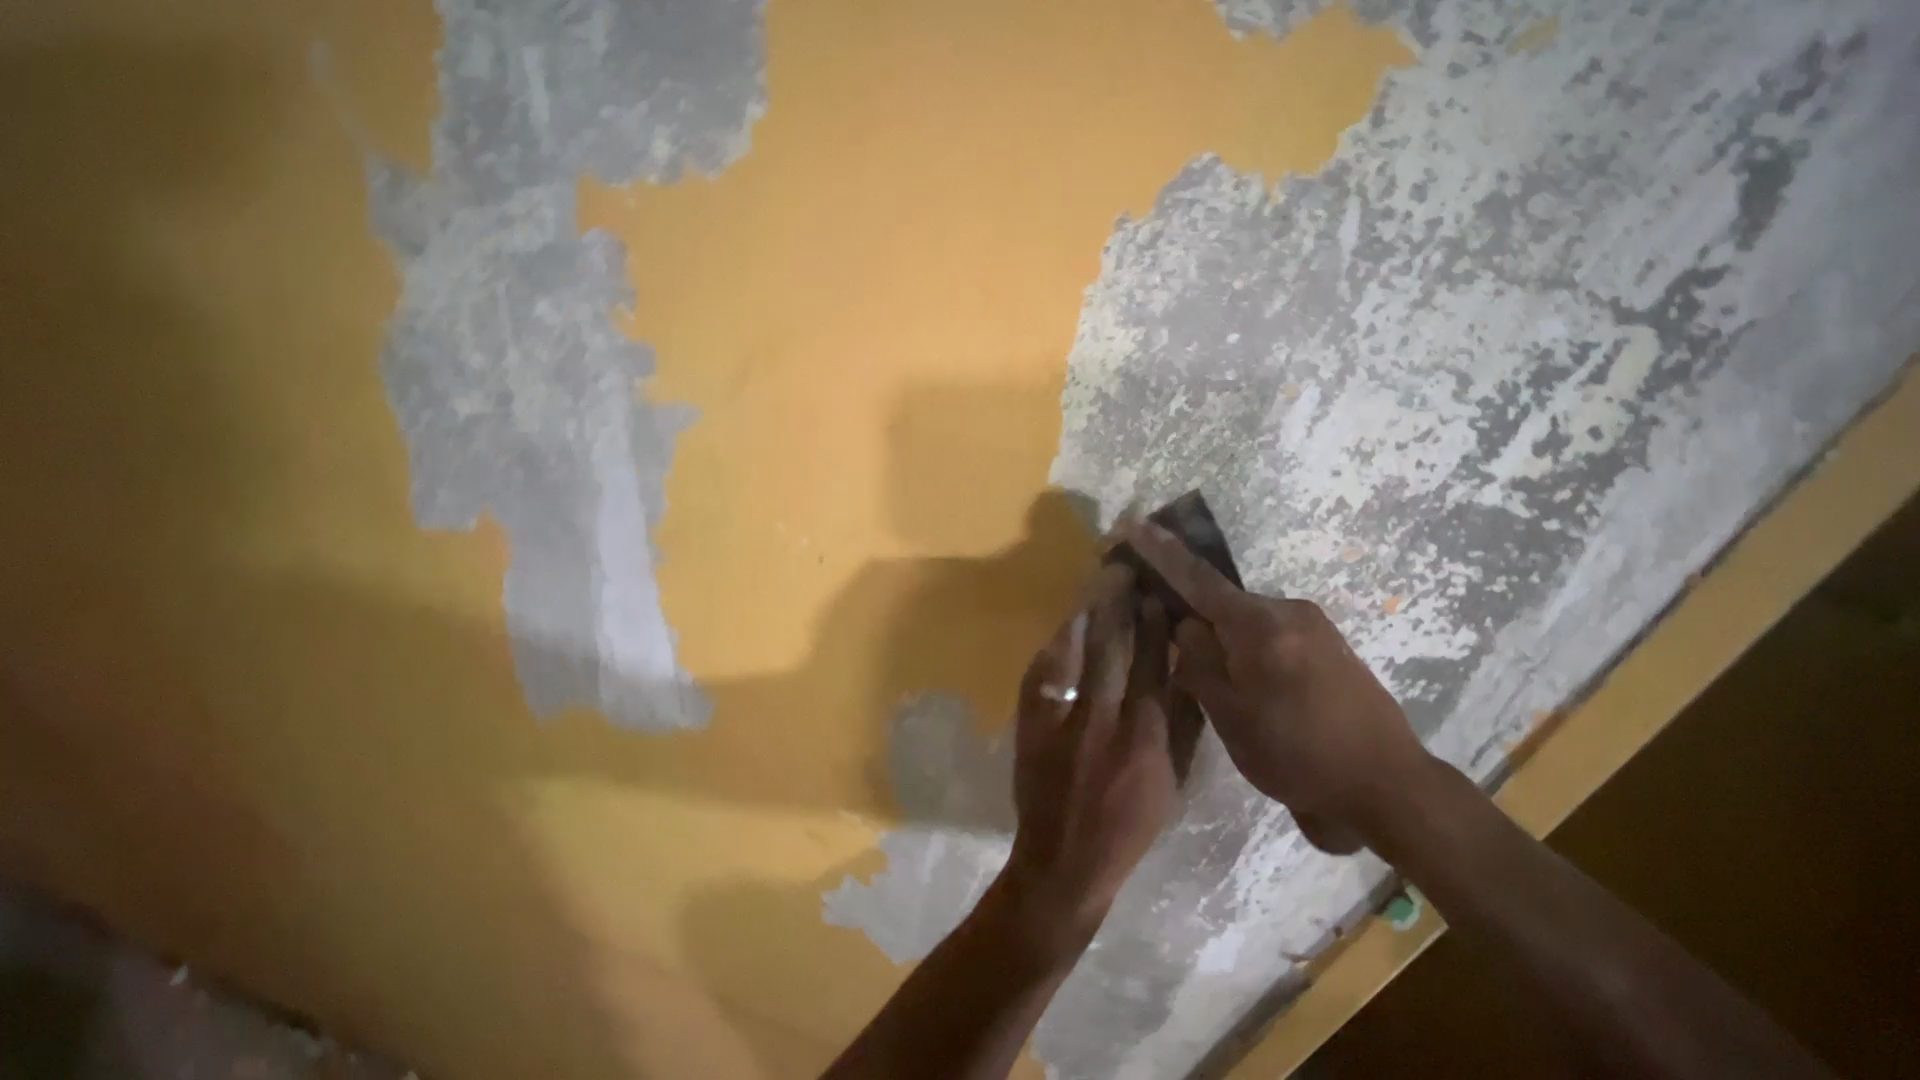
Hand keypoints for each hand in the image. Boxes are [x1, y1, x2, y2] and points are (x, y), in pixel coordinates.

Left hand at [999, 564, 1196, 953]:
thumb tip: (1189, 677)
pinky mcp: (1031, 728)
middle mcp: (1104, 723)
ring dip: (1086, 615)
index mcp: (1146, 739)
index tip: (1159, 594)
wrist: (1065, 860)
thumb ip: (1182, 729)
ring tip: (1096, 583)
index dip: (1158, 627)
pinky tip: (1063, 627)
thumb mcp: (1172, 783)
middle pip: (1112, 649)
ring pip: (1075, 655)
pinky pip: (1041, 677)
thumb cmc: (1130, 826)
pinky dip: (1054, 649)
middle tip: (1123, 569)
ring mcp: (1062, 723)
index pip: (1157, 668)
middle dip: (1118, 604)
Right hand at [1125, 522, 1432, 853]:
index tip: (1134, 524)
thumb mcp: (1231, 716)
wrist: (1386, 786)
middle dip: (1195, 617)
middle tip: (1172, 652)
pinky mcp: (1332, 647)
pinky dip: (1252, 652)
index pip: (1198, 579)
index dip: (1162, 553)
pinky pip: (1274, 636)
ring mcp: (1316, 627)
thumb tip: (1186, 625)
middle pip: (1224, 602)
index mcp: (1260, 625)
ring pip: (1249, 623)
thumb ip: (1200, 663)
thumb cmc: (1298, 756)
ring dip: (1226, 642)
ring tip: (1219, 690)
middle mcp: (1290, 611)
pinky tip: (1253, 691)